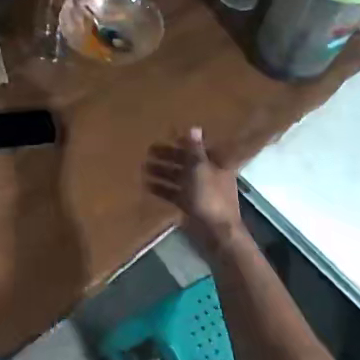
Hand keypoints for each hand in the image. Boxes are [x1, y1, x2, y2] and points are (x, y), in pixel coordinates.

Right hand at [145, 127, 243, 250]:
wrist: (216, 232)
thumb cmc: (210, 196)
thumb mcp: (201, 169)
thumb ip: (195, 150)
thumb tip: (194, 127)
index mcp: (216, 164)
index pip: (198, 149)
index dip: (183, 143)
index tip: (166, 137)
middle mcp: (209, 175)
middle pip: (187, 163)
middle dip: (169, 157)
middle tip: (148, 152)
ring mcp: (199, 192)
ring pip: (179, 178)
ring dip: (163, 172)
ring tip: (144, 167)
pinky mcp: (190, 206)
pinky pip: (175, 194)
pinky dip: (163, 189)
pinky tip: (147, 186)